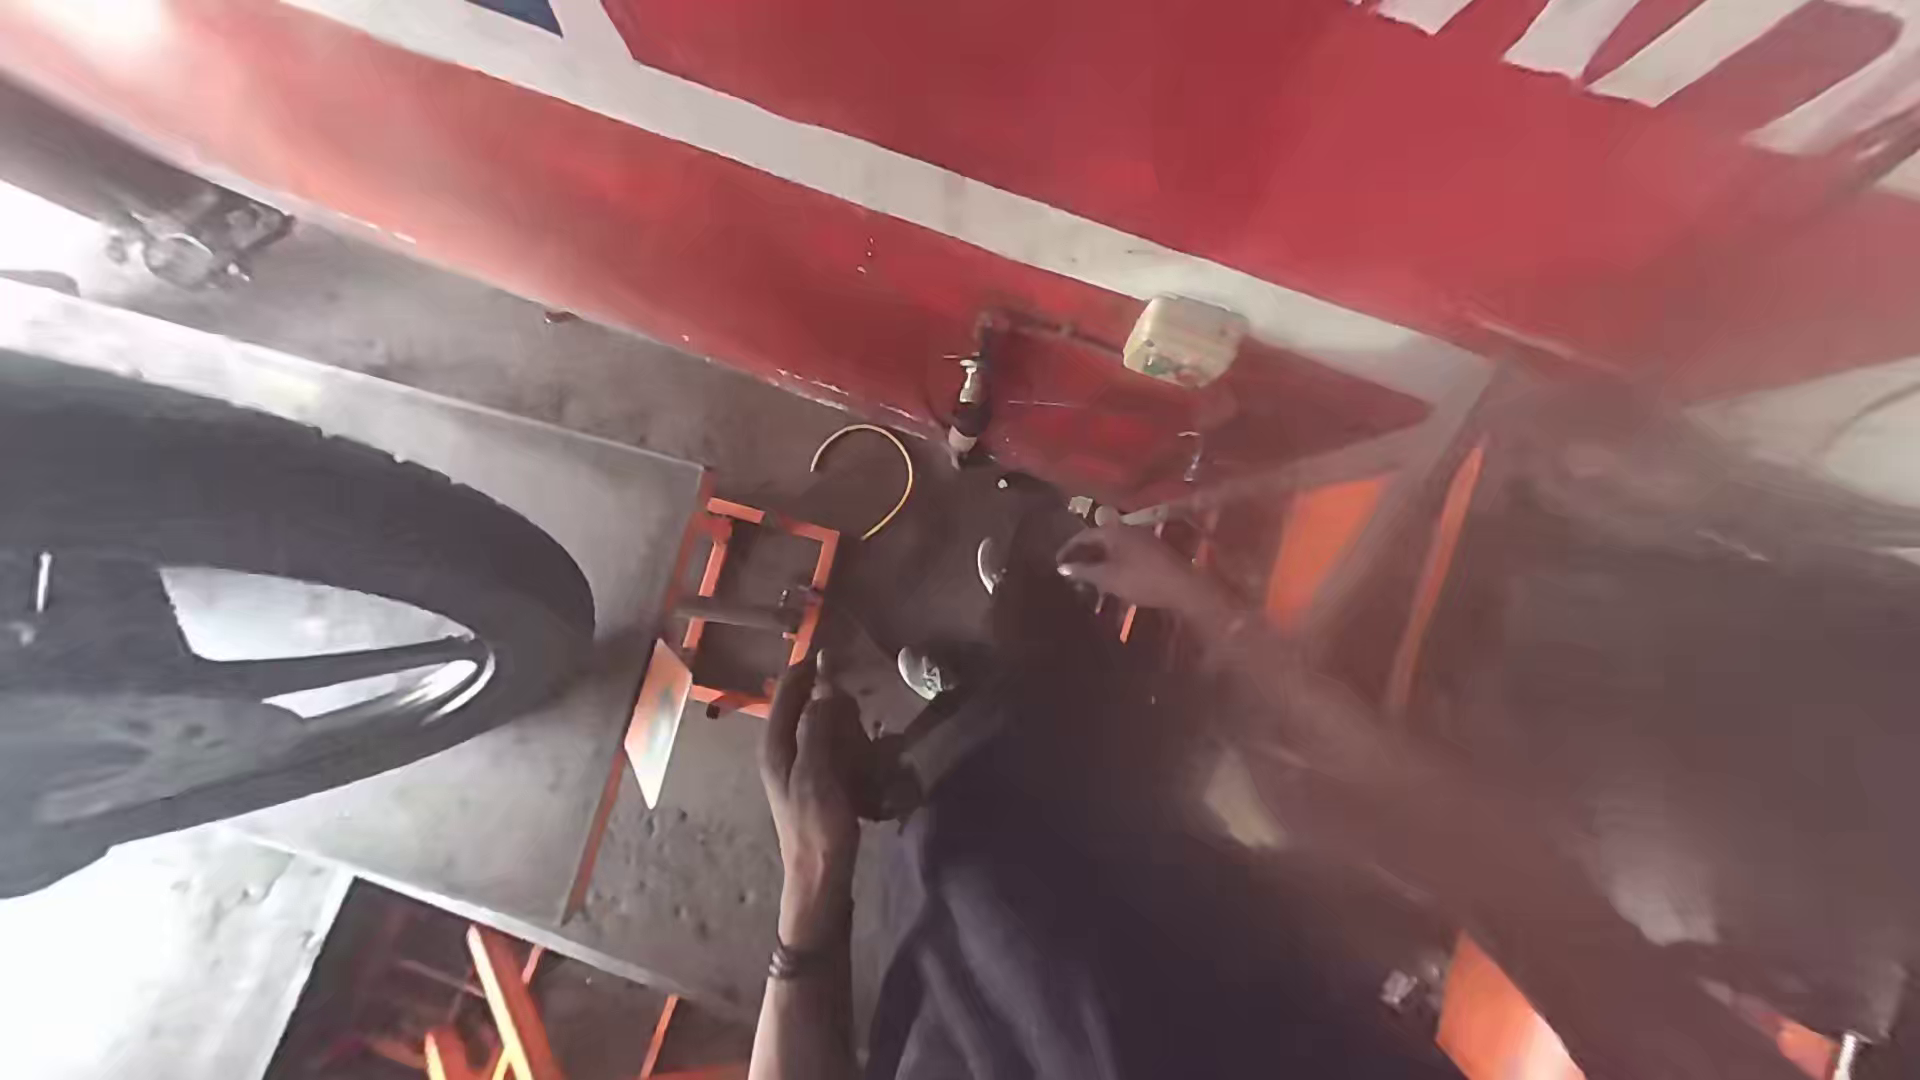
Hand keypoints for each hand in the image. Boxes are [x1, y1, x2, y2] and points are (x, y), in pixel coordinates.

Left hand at [760, 651, 863, 946]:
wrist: (820, 876)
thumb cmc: (817, 826)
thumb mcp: (817, 774)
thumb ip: (817, 726)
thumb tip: (822, 683)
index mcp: (775, 743)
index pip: (788, 687)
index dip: (811, 666)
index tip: (842, 653)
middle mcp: (781, 746)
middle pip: (804, 700)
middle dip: (831, 693)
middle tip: (858, 701)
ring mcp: (796, 762)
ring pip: (819, 719)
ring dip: (840, 714)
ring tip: (862, 725)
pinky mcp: (813, 775)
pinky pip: (829, 740)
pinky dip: (845, 735)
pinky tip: (863, 747)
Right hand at [1056, 525, 1234, 620]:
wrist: (1184, 587)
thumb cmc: (1142, 580)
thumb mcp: (1107, 577)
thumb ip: (1083, 571)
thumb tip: (1063, 568)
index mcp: (1113, 530)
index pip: (1083, 536)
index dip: (1068, 550)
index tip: (1057, 563)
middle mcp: (1127, 528)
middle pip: (1098, 539)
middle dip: (1083, 555)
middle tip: (1071, 571)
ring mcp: (1142, 538)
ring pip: (1112, 547)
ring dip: (1098, 561)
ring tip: (1087, 577)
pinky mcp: (1152, 550)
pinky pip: (1124, 552)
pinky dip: (1112, 563)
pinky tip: (1110, 577)